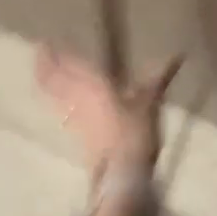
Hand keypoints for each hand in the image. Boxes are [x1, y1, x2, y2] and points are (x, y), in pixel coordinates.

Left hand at [35, 45, 180, 177]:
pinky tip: (58, 102)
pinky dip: (55, 101)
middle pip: (53, 79)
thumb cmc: (134, 130)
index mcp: (93, 84)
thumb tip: (178, 55)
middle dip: (43, 66)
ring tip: (41, 73)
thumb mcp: (149, 101)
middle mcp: (77, 98)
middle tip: (37, 54)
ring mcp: (73, 118)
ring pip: (53, 95)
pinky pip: (60, 110)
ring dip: (45, 82)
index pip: (68, 64)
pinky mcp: (76, 135)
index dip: (55, 54)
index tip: (45, 42)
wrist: (121, 173)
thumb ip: (158, 77)